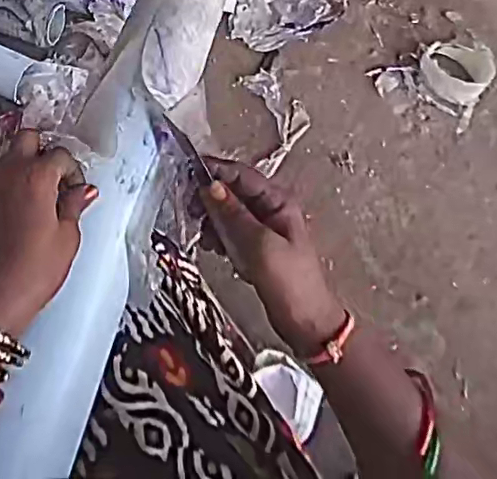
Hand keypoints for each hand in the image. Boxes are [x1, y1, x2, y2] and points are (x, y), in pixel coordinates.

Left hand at [0, 129, 96, 335]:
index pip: (60, 154)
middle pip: (28, 138)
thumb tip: (83, 192)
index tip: (78, 189)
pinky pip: (0, 174)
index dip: (74, 170)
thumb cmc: (32, 270)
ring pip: (12, 154)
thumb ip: (74, 206)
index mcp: (36, 176)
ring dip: (28, 163)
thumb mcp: (67, 237)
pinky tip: (27, 204)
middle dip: (45, 150)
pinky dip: (14, 179)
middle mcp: (11, 172)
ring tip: (44, 192)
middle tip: (59, 176)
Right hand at [203, 157, 347, 355]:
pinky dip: (216, 234)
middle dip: (209, 197)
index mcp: (277, 201)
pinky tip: (211, 246)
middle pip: (231, 190)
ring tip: (203, 234)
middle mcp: (268, 208)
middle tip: (191, 209)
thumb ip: (234, 213)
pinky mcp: (252, 245)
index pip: (240, 174)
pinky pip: (228, 229)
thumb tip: (211, 185)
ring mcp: (260, 227)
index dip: (214, 171)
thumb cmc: (290, 282)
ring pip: (226, 210)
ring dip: (211, 218)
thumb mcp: (260, 244)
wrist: (307, 326)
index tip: (189, 174)